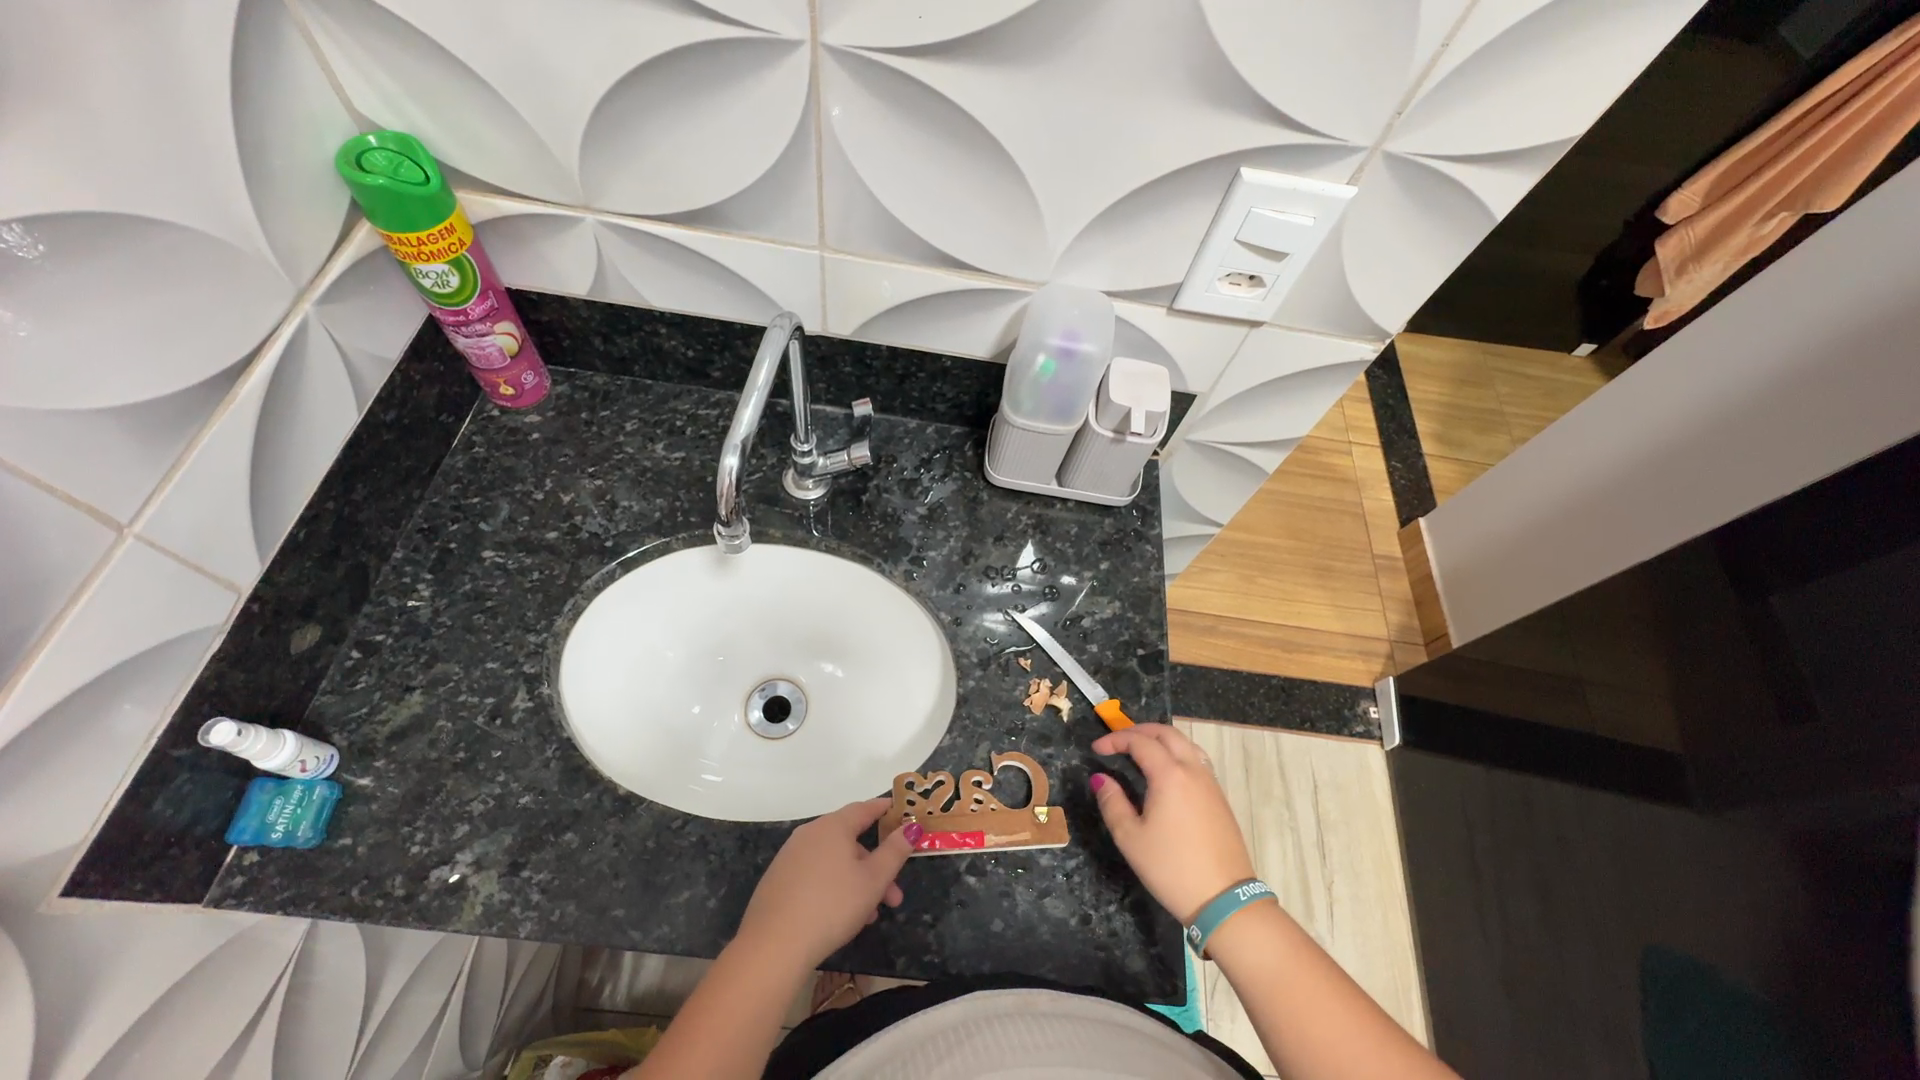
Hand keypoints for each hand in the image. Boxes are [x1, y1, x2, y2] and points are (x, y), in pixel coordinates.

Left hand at [734, 798, 919, 969]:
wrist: (774, 944)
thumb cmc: (833, 905)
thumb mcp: (873, 880)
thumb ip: (895, 851)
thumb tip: (911, 827)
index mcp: (832, 827)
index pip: (864, 808)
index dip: (885, 810)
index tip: (901, 814)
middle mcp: (809, 834)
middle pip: (850, 841)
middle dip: (876, 867)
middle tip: (894, 897)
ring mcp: (790, 857)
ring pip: (834, 862)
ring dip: (857, 883)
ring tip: (869, 917)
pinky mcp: (778, 880)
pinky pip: (816, 875)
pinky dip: (835, 888)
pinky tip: (844, 918)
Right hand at [1091, 724, 1255, 923]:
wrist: (1223, 898)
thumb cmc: (1170, 868)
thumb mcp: (1130, 838)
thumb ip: (1112, 803)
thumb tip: (1101, 778)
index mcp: (1169, 775)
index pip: (1140, 742)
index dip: (1115, 740)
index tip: (1096, 749)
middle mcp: (1193, 770)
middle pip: (1167, 734)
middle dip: (1139, 731)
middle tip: (1117, 741)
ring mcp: (1210, 783)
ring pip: (1186, 744)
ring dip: (1161, 740)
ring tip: (1140, 751)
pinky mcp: (1219, 798)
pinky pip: (1197, 760)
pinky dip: (1177, 754)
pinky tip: (1166, 773)